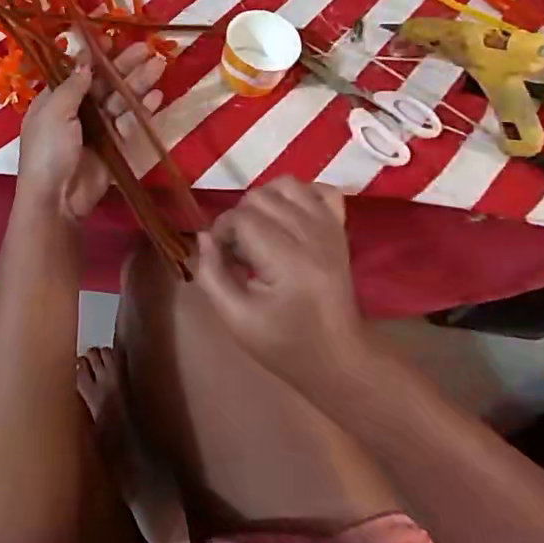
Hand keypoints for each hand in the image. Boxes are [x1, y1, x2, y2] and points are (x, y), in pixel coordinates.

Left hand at [17, 42, 166, 221]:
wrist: (57, 198)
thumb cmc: (48, 151)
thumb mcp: (55, 112)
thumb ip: (74, 85)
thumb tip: (84, 59)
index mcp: (55, 100)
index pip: (77, 71)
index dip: (94, 56)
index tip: (111, 39)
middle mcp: (76, 110)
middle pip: (104, 83)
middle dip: (124, 66)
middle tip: (146, 49)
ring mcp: (96, 129)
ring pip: (120, 100)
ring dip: (138, 84)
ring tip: (158, 66)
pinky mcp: (113, 146)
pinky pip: (129, 123)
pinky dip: (141, 111)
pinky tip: (156, 98)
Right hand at [193, 177, 363, 380]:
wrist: (338, 358)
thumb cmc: (284, 345)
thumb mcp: (236, 318)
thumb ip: (211, 274)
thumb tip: (203, 237)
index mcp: (288, 262)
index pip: (242, 218)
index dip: (221, 232)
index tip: (221, 258)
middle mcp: (313, 236)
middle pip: (261, 196)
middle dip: (239, 217)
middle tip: (238, 251)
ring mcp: (330, 229)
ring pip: (288, 185)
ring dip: (265, 201)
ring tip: (259, 230)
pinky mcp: (340, 229)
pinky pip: (321, 190)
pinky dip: (300, 195)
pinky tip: (288, 218)